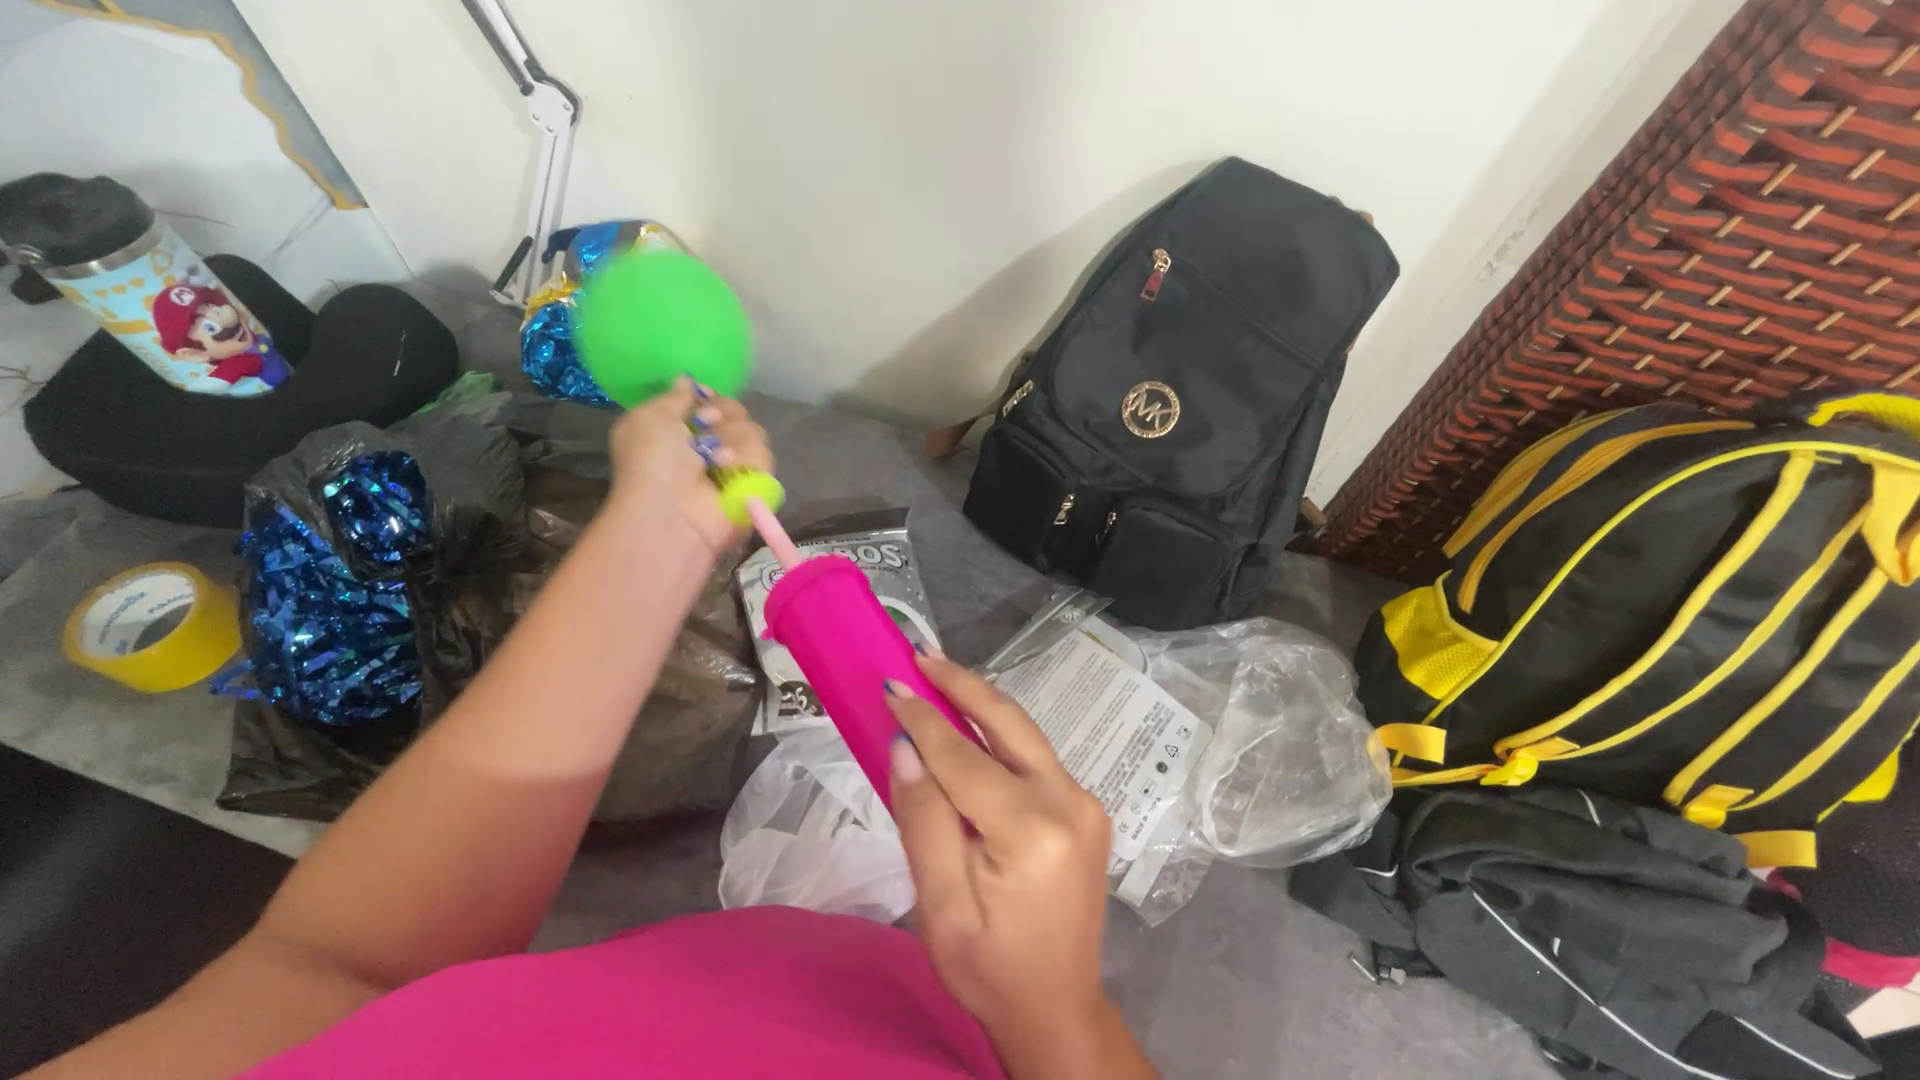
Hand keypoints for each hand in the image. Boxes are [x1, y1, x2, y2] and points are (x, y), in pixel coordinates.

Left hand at [607, 379, 771, 555]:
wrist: (670, 509)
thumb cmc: (651, 460)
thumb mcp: (651, 416)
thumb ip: (675, 396)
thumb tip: (688, 380)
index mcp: (681, 430)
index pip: (712, 401)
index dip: (710, 397)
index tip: (702, 398)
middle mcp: (710, 447)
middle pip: (737, 412)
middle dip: (723, 414)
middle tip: (705, 425)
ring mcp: (734, 468)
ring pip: (753, 431)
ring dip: (733, 438)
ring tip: (714, 458)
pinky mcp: (754, 486)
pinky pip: (764, 457)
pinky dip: (746, 460)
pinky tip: (726, 471)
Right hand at [887, 655, 1155, 1078]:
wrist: (1056, 1007)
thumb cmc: (989, 968)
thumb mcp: (941, 906)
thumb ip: (924, 821)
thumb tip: (906, 748)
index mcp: (1034, 830)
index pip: (965, 758)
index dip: (922, 719)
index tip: (889, 683)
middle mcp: (1070, 803)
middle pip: (1009, 724)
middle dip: (962, 684)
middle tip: (920, 655)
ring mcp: (1085, 803)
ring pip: (1024, 735)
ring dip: (980, 705)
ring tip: (937, 678)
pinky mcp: (1084, 810)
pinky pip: (1033, 758)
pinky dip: (997, 736)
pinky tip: (967, 726)